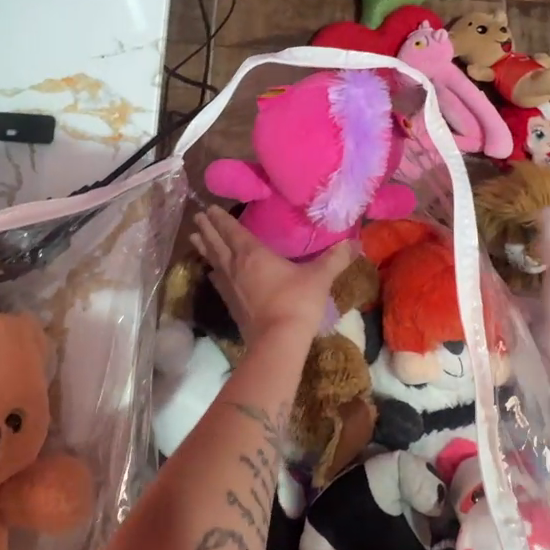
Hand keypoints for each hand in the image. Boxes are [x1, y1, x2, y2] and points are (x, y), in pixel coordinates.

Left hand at [189, 206, 354, 349]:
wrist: (278, 341)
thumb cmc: (297, 302)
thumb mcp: (319, 277)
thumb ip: (335, 259)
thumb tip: (356, 242)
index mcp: (253, 254)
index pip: (233, 231)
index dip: (222, 219)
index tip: (210, 208)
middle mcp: (236, 266)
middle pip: (217, 243)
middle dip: (208, 229)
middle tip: (198, 218)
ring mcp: (230, 287)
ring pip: (213, 262)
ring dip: (204, 248)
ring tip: (194, 238)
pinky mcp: (231, 305)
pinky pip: (218, 283)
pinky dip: (213, 274)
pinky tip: (211, 274)